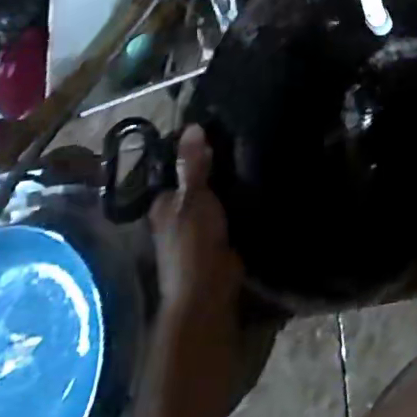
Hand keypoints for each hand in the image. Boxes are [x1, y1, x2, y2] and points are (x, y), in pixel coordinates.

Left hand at [149, 124, 241, 313]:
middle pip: (193, 183)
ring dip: (225, 185)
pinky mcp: (216, 242)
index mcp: (162, 203)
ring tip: (250, 158)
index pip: (175, 167)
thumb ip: (191, 164)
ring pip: (211, 198)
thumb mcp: (192, 196)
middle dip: (211, 168)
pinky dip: (235, 203)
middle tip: (239, 141)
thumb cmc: (194, 241)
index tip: (217, 129)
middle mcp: (174, 215)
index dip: (193, 150)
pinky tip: (254, 188)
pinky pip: (226, 214)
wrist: (209, 291)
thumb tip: (192, 125)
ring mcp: (195, 230)